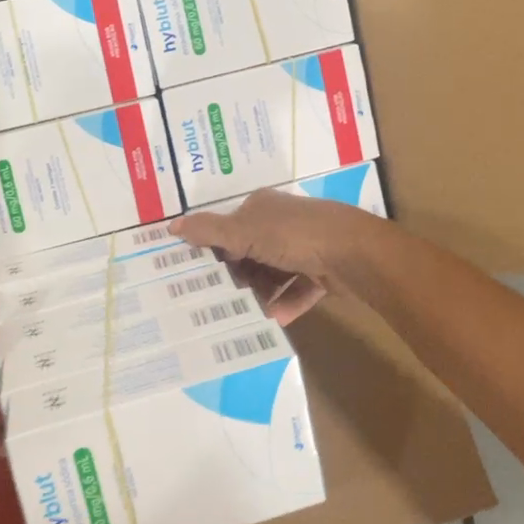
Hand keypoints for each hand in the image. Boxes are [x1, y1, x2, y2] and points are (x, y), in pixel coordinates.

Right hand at [169, 190, 370, 324]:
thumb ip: (209, 231)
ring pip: (275, 272)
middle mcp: (283, 223)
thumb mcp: (245, 232)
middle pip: (253, 251)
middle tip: (232, 294)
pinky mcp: (322, 270)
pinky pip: (298, 289)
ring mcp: (305, 246)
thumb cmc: (293, 235)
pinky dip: (288, 301)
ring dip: (265, 291)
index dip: (221, 248)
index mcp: (263, 207)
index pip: (233, 226)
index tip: (209, 271)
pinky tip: (279, 316)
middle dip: (243, 273)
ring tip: (257, 308)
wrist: (352, 253)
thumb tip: (171, 226)